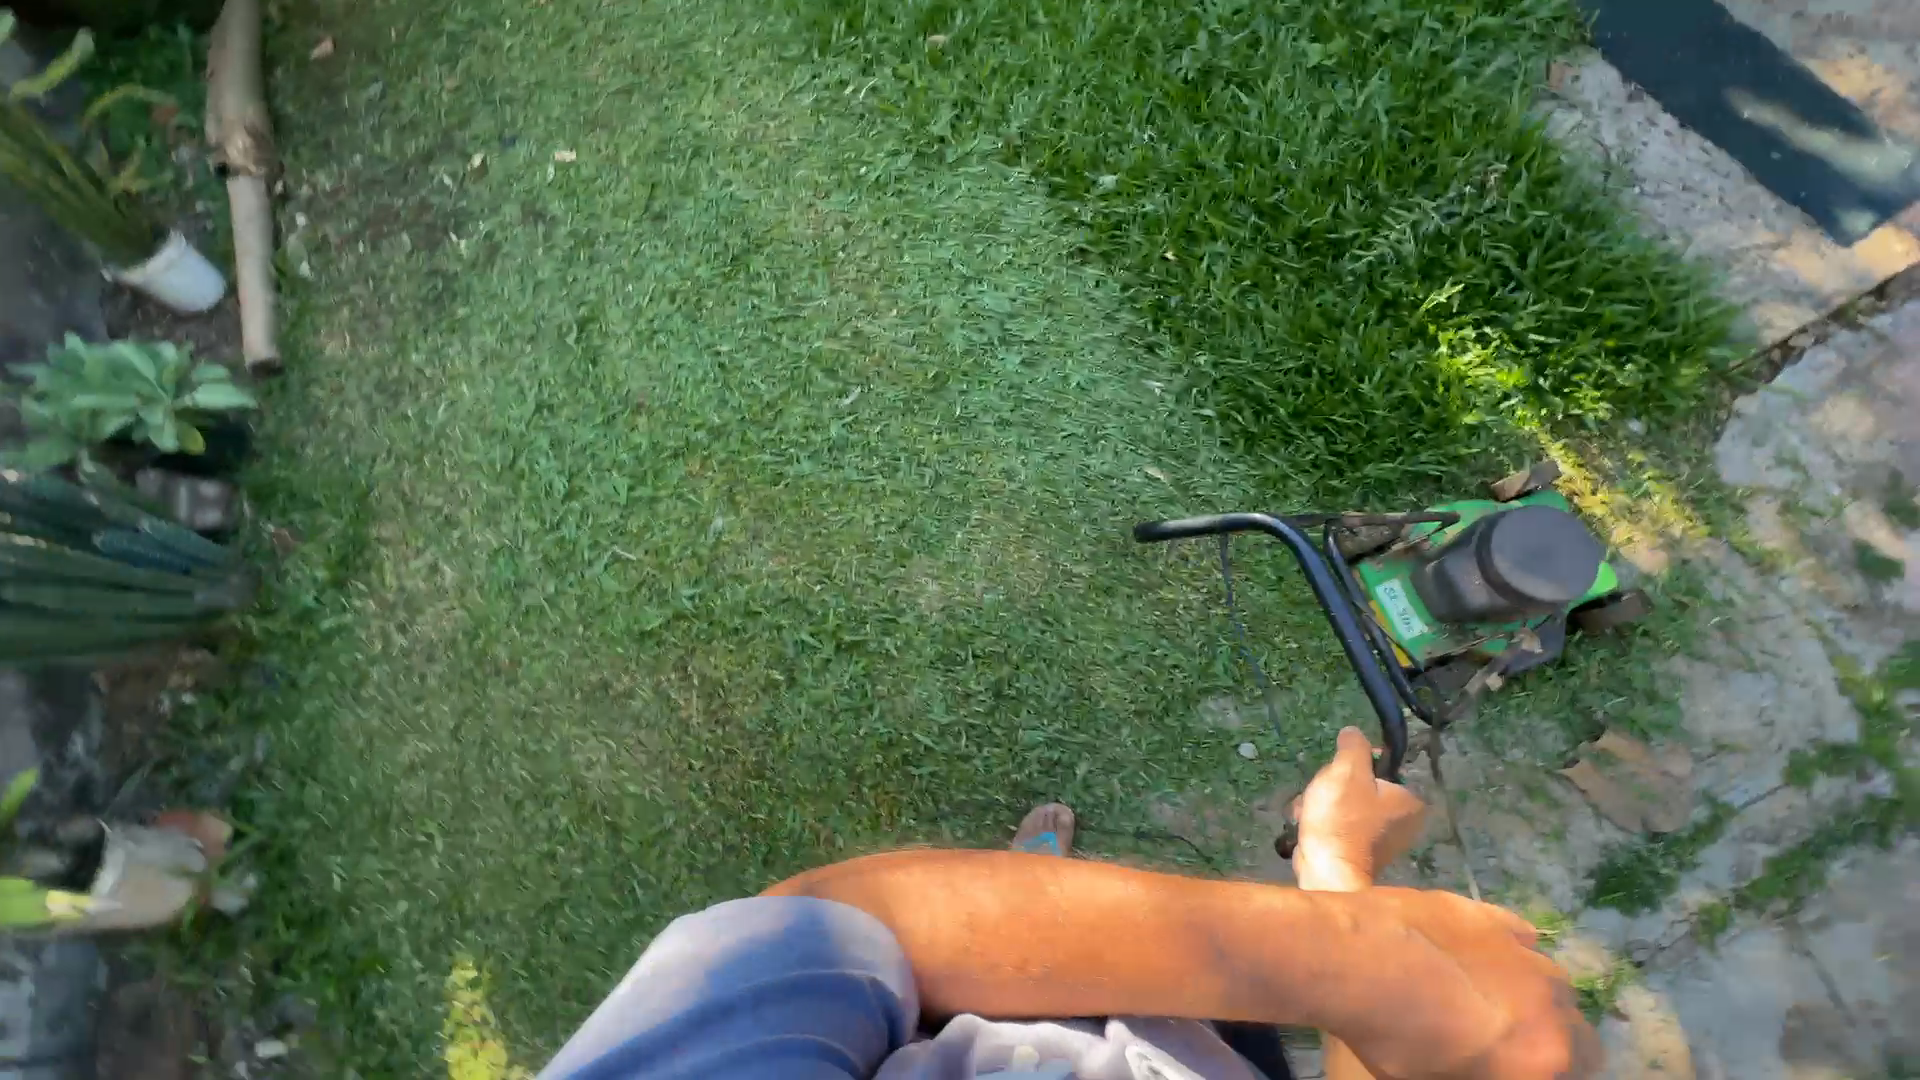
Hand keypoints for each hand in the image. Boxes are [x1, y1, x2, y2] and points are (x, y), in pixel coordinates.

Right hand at [1292, 726, 1426, 889]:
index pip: (1379, 767)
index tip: (1336, 774)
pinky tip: (1309, 823)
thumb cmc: (1342, 817)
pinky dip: (1323, 821)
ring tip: (1309, 810)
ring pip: (1346, 804)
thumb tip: (1354, 732)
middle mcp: (1404, 821)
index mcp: (1409, 800)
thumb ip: (1353, 746)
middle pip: (1359, 785)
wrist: (1328, 867)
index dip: (1353, 765)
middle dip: (1332, 786)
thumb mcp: (1346, 770)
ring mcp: (1383, 839)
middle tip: (1321, 792)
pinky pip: (1340, 824)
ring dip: (1322, 802)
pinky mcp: (1361, 852)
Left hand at [1315, 887, 1600, 1078]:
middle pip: (1571, 1026)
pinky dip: (1506, 946)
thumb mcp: (1437, 1079)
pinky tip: (1475, 950)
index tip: (1512, 1063)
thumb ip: (1481, 1067)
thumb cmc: (1385, 1033)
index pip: (1575, 1068)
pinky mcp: (1484, 912)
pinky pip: (1517, 934)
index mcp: (1545, 1058)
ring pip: (1548, 977)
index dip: (1542, 1068)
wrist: (1344, 956)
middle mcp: (1548, 1004)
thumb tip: (1482, 1059)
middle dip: (1545, 1035)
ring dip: (1528, 989)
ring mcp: (1517, 951)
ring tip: (1483, 992)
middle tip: (1499, 1035)